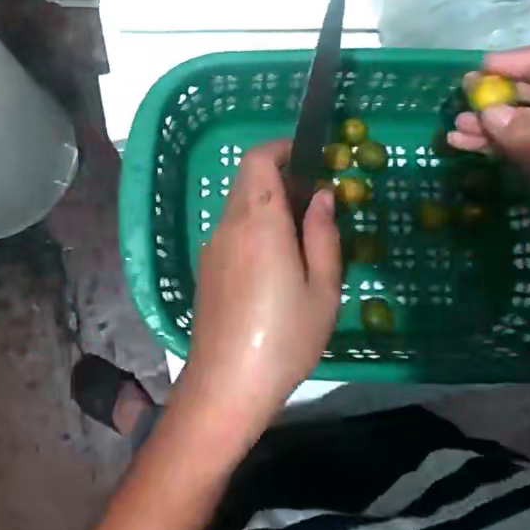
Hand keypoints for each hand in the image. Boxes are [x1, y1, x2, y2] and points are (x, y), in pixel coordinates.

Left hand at [180, 139, 341, 431]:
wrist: (227, 381)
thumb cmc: (286, 336)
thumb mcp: (322, 288)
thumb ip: (323, 234)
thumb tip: (321, 195)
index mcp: (257, 222)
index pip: (257, 160)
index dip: (282, 148)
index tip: (312, 158)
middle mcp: (227, 227)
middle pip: (247, 181)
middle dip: (282, 179)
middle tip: (319, 203)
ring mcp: (211, 248)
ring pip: (239, 208)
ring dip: (268, 206)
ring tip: (305, 237)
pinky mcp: (206, 269)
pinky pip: (232, 233)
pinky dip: (255, 229)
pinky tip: (278, 263)